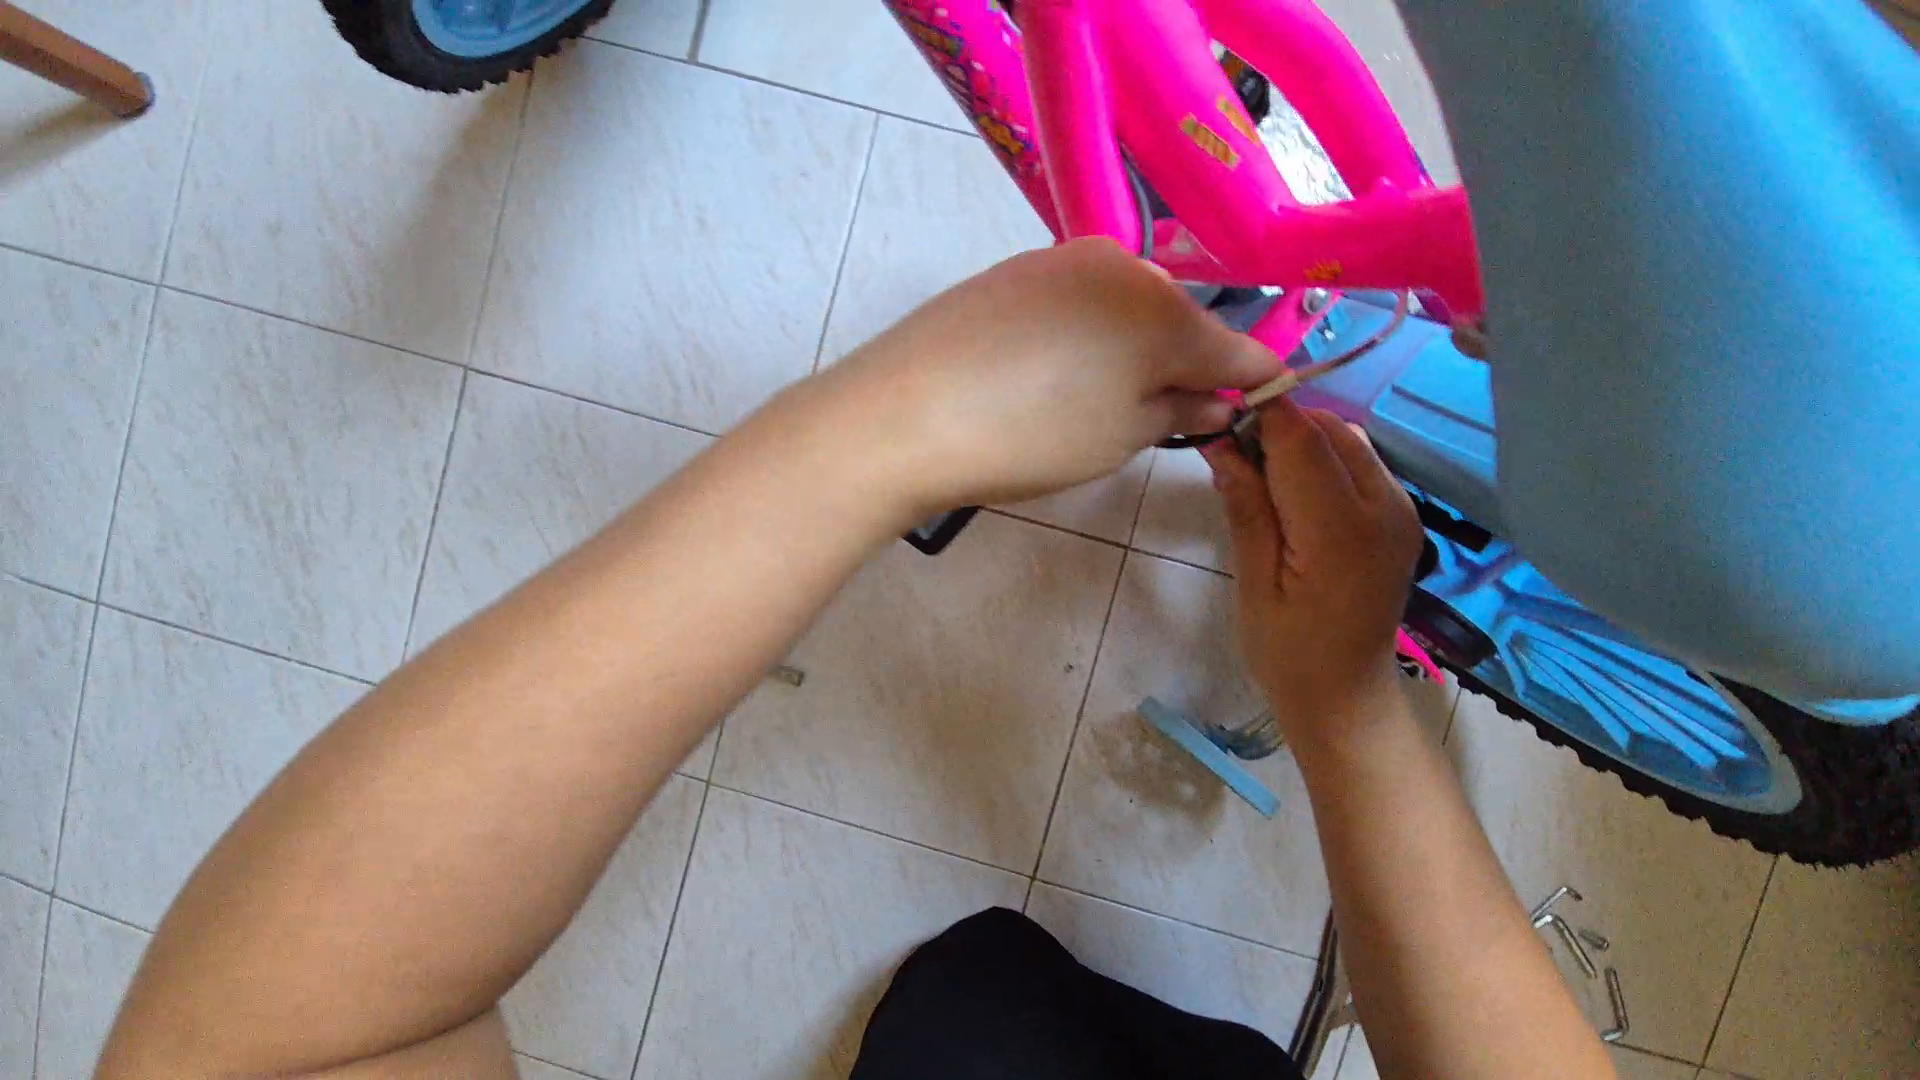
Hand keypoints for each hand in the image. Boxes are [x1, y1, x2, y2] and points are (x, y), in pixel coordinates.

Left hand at [812, 237, 1284, 511]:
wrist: (905, 414)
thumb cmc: (1029, 437)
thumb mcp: (1119, 438)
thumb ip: (1179, 410)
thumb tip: (1217, 399)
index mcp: (1164, 312)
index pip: (1236, 348)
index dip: (1253, 380)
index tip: (1260, 403)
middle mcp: (1123, 266)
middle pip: (1176, 321)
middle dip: (1180, 365)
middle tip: (1156, 418)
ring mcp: (1063, 260)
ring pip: (1123, 308)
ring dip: (1128, 349)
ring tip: (1088, 402)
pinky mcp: (1014, 269)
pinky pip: (1075, 303)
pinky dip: (1082, 336)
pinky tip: (1046, 374)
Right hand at [1204, 400, 1423, 745]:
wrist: (1345, 694)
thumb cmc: (1286, 649)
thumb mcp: (1253, 581)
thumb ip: (1245, 506)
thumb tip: (1221, 442)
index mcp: (1340, 531)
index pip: (1301, 439)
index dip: (1259, 416)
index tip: (1218, 421)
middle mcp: (1384, 508)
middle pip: (1329, 430)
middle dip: (1278, 427)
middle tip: (1233, 459)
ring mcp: (1401, 511)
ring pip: (1347, 440)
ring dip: (1300, 442)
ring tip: (1260, 479)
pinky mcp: (1402, 517)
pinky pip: (1360, 464)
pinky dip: (1322, 461)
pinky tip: (1293, 494)